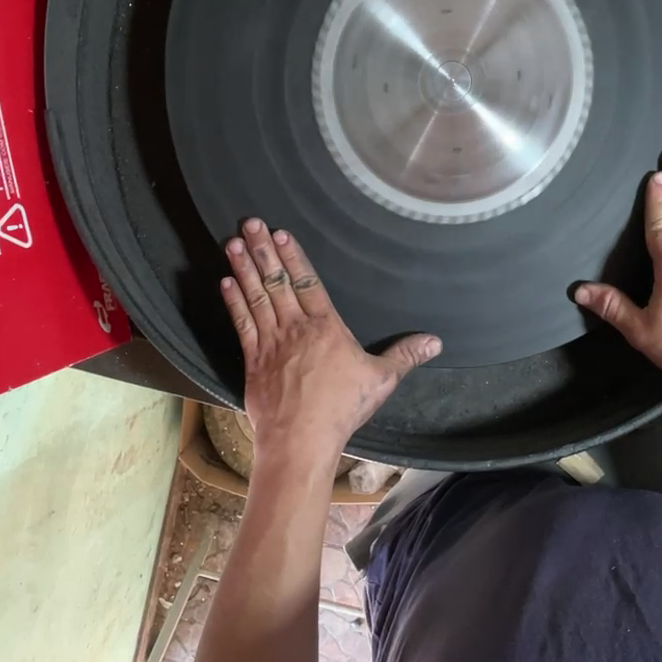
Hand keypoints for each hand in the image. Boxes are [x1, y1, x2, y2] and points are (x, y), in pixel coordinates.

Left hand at [220, 219, 439, 467]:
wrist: (301, 438)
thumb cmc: (342, 408)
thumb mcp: (382, 379)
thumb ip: (405, 356)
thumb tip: (434, 342)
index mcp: (326, 328)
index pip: (307, 283)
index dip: (294, 256)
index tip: (280, 234)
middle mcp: (296, 329)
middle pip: (277, 281)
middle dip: (263, 251)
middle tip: (250, 223)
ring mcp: (271, 344)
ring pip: (256, 297)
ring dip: (244, 269)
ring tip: (234, 243)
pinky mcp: (254, 362)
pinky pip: (242, 324)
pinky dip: (234, 302)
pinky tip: (226, 283)